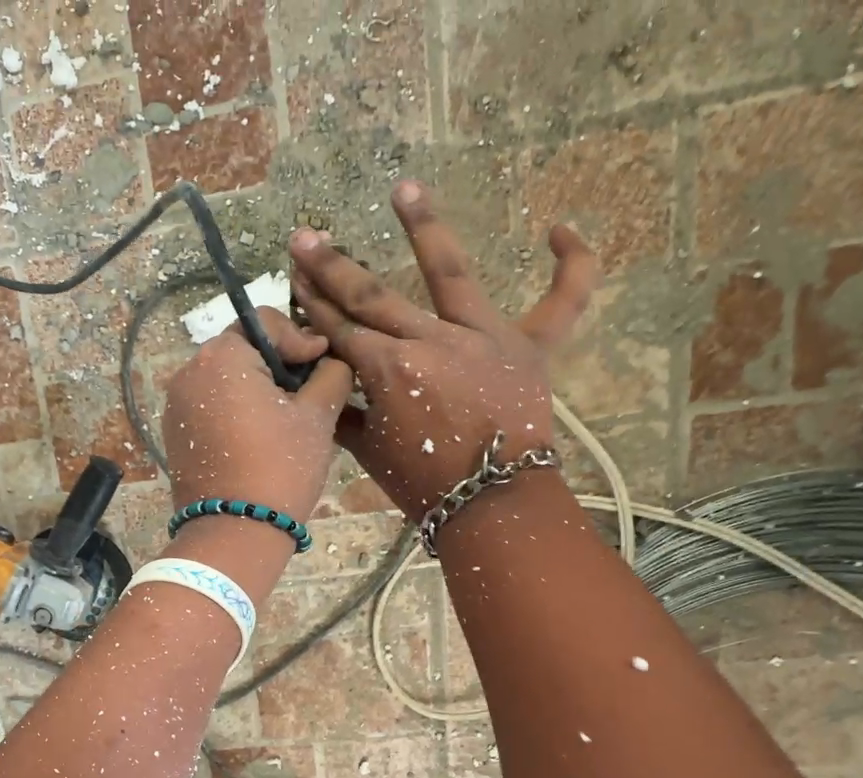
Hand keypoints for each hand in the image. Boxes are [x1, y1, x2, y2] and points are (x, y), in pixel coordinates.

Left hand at [161, 307, 351, 521]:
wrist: (234, 530)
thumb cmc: (280, 467)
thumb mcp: (317, 416)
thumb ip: (330, 374)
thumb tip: (328, 360)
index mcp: (220, 358)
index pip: (264, 323)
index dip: (299, 337)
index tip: (321, 362)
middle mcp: (188, 373)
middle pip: (241, 349)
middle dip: (277, 362)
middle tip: (308, 389)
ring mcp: (176, 405)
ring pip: (225, 379)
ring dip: (257, 386)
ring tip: (288, 414)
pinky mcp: (174, 433)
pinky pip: (210, 405)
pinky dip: (235, 408)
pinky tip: (260, 434)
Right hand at [288, 180, 600, 518]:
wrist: (493, 505)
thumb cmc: (422, 484)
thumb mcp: (367, 448)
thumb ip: (343, 408)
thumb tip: (321, 380)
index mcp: (388, 370)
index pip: (339, 329)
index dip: (310, 302)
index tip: (290, 276)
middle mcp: (431, 341)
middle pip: (372, 295)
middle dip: (332, 266)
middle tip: (305, 236)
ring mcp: (484, 337)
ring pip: (450, 271)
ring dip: (423, 226)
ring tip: (405, 187)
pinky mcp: (531, 347)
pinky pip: (563, 300)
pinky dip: (572, 263)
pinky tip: (561, 227)